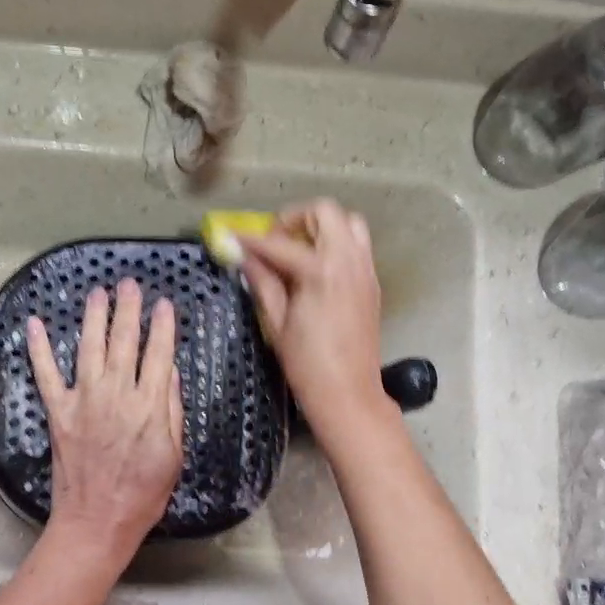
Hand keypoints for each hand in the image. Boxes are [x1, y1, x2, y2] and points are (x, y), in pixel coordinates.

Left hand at [26, 279, 183, 557]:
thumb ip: (172, 412)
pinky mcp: (58, 413)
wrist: (97, 520)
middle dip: (128, 310)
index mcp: (149, 407)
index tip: (163, 304)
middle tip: (129, 284)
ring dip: (93, 317)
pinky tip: (34, 325)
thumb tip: (170, 373)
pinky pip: (45, 375)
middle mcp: (116, 396)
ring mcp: (83, 402)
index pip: (159, 355)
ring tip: (97, 293)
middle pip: (124, 342)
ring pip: (89, 348)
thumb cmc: (142, 494)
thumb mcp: (173, 456)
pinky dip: (38, 349)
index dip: (162, 326)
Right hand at [239, 198, 386, 434]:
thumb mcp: (276, 322)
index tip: (233, 237)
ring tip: (297, 248)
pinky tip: (315, 268)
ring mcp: (365, 269)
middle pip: (325, 212)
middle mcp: (348, 260)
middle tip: (273, 240)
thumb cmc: (306, 363)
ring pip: (348, 223)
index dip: (251, 239)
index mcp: (321, 271)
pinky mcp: (372, 282)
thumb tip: (245, 258)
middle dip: (295, 219)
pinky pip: (357, 245)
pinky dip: (335, 243)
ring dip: (320, 226)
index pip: (279, 243)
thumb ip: (262, 282)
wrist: (348, 392)